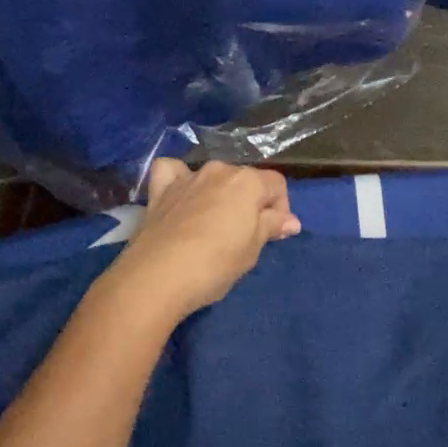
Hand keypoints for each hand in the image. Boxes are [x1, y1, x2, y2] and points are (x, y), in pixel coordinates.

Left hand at [104, 159, 300, 322]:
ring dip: (219, 194)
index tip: (275, 234)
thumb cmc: (215, 264)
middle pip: (245, 180)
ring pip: (213, 177)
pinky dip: (180, 179)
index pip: (276, 184)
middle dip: (251, 203)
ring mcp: (188, 177)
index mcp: (248, 181)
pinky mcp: (161, 190)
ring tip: (214, 226)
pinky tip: (181, 194)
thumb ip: (271, 227)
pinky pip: (173, 172)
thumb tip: (291, 220)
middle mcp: (220, 170)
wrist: (157, 276)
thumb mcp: (252, 250)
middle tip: (246, 236)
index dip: (281, 209)